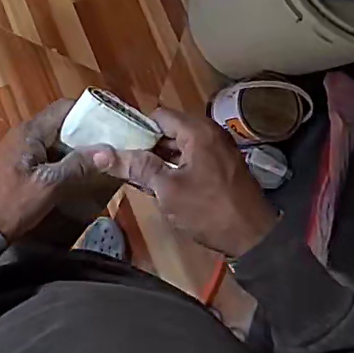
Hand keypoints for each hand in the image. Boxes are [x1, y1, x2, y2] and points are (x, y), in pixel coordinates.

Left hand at [0, 99, 108, 239]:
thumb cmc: (12, 203)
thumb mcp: (49, 185)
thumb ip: (78, 166)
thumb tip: (110, 151)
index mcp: (30, 131)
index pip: (65, 108)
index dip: (91, 112)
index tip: (113, 122)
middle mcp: (26, 133)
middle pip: (64, 122)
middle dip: (89, 131)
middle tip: (114, 142)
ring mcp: (23, 148)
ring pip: (58, 139)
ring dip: (79, 146)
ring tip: (105, 156)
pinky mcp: (22, 164)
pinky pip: (51, 153)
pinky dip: (68, 158)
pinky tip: (83, 171)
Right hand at [88, 107, 277, 256]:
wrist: (253, 237)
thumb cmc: (208, 210)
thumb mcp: (167, 189)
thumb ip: (137, 167)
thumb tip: (100, 154)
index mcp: (197, 131)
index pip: (158, 115)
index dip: (137, 129)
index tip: (120, 148)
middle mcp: (210, 132)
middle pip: (169, 129)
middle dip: (147, 146)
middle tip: (125, 164)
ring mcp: (219, 149)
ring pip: (180, 145)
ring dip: (161, 159)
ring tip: (139, 177)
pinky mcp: (223, 165)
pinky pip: (193, 157)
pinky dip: (177, 166)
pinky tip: (162, 186)